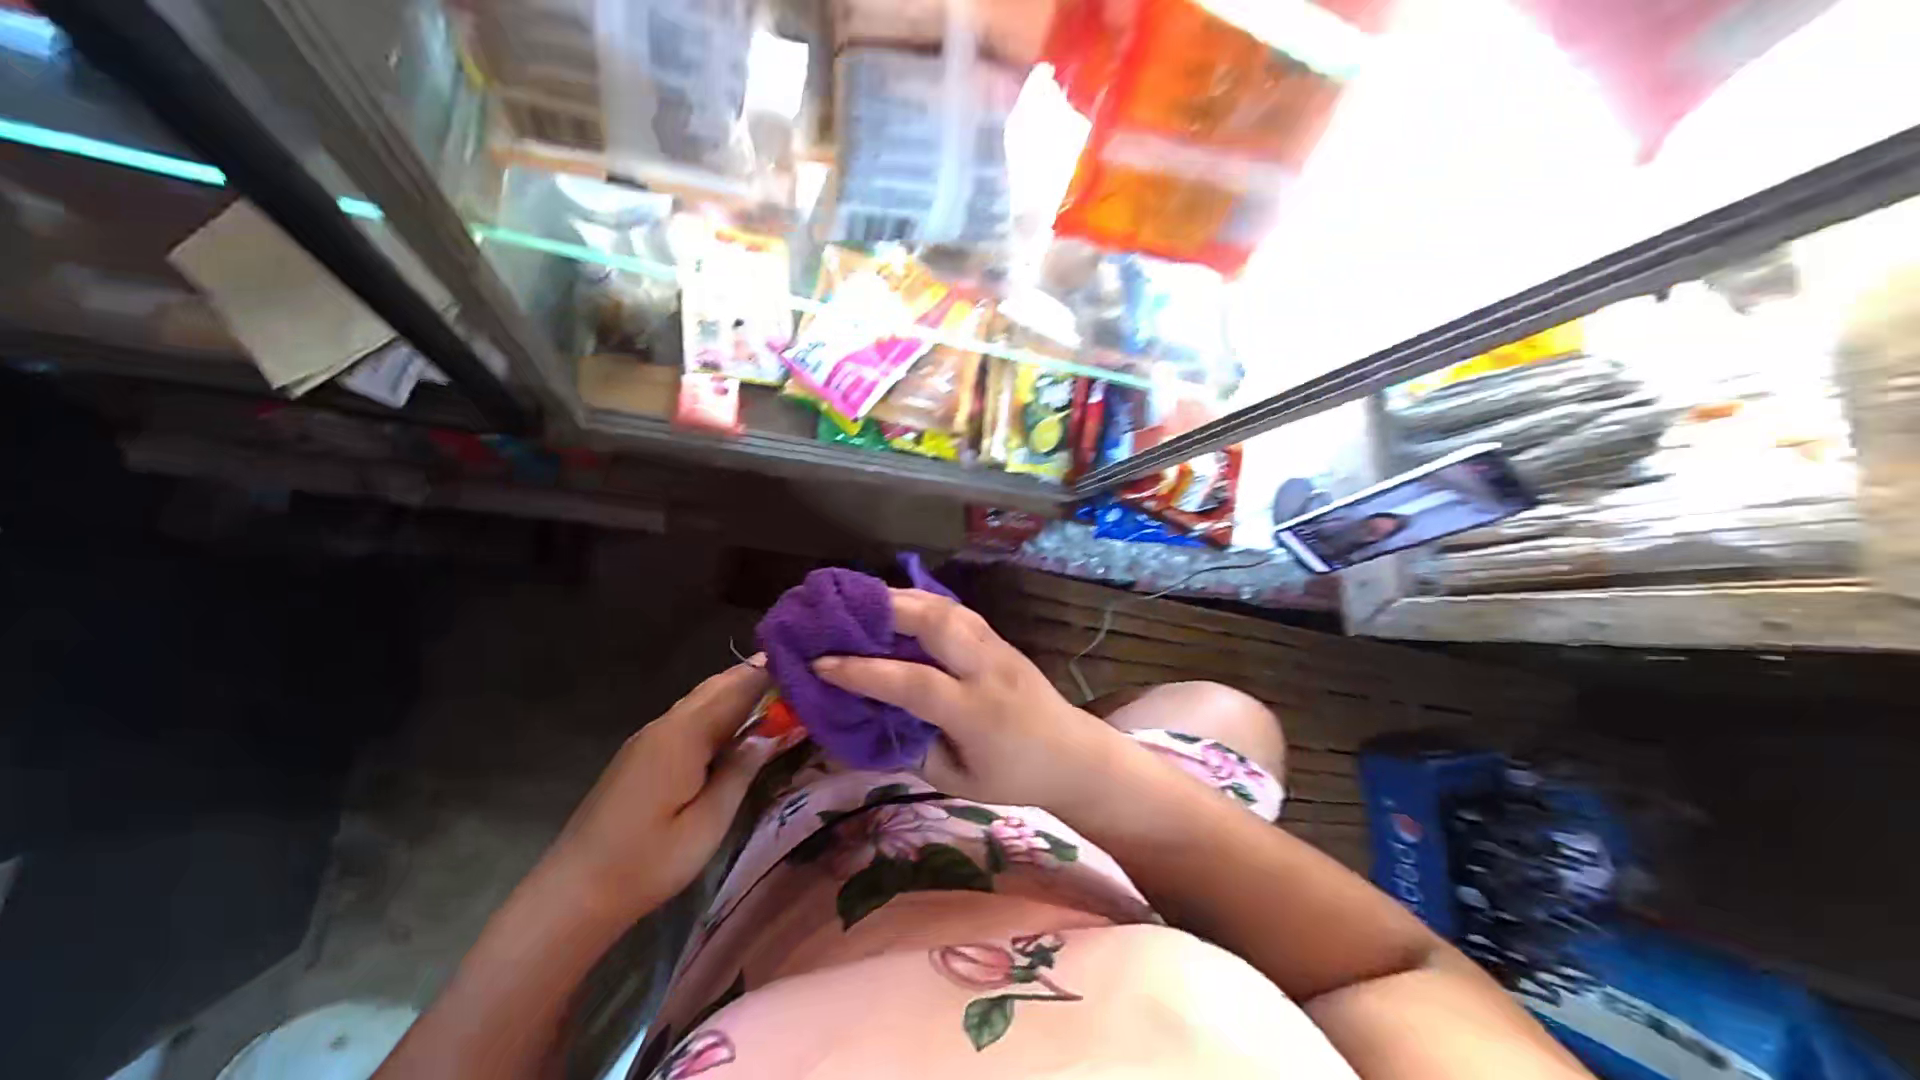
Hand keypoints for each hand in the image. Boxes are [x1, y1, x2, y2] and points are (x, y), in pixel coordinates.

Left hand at [550, 662, 780, 914]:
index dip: (770, 676)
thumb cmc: (648, 862)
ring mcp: (649, 738)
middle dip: (755, 677)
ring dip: (736, 692)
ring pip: (700, 699)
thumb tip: (769, 733)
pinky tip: (735, 723)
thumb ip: (740, 771)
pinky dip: (717, 709)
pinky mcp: (641, 753)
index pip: (736, 691)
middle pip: (716, 687)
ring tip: (776, 692)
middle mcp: (665, 725)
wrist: (574, 891)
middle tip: (795, 675)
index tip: (803, 664)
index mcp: (684, 736)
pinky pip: (688, 717)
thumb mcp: (708, 824)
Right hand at [812, 589, 1125, 811]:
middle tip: (839, 610)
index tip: (822, 663)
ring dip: (902, 598)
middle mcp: (987, 670)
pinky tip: (900, 603)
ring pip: (947, 608)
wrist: (1074, 755)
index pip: (915, 683)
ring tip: (862, 599)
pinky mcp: (1001, 638)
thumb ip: (910, 748)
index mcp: (976, 713)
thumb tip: (867, 718)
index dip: (865, 671)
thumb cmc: (1014, 777)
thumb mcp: (956, 779)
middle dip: (884, 610)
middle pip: (936, 623)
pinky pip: (958, 610)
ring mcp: (997, 647)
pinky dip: (923, 601)